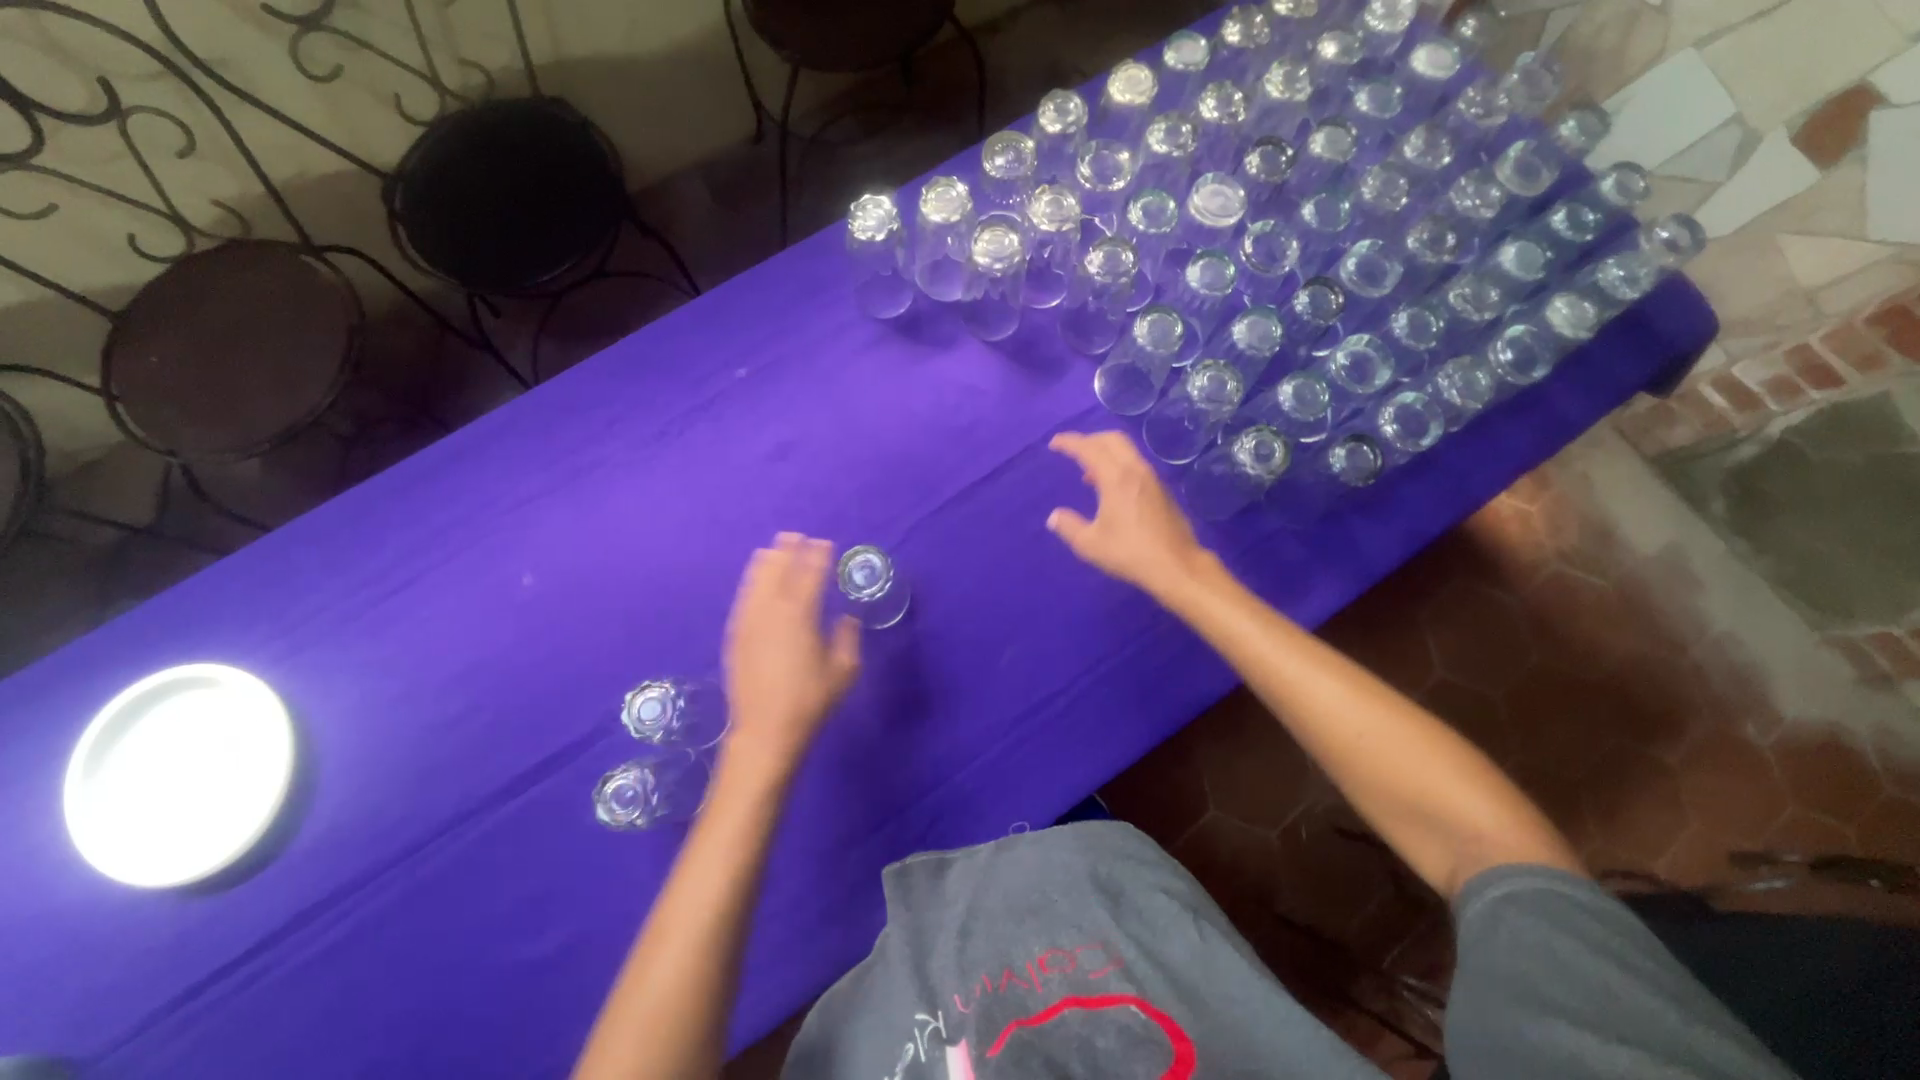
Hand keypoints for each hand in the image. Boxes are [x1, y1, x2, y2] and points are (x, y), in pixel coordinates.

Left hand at [721, 533, 860, 778]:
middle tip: (796, 536)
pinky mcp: (736, 636)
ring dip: (766, 563)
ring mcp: (749, 622)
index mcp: (800, 615)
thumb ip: (846, 639)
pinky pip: (743, 600)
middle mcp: (771, 611)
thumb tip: (845, 619)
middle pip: (778, 571)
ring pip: (756, 582)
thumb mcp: (843, 671)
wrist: (766, 730)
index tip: (824, 543)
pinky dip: (751, 584)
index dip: (818, 556)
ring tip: (773, 549)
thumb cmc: (811, 701)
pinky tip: (755, 582)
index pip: (810, 575)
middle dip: (789, 552)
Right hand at [1046, 431, 1210, 597]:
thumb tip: (1054, 517)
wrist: (1176, 565)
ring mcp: (1152, 479)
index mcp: (1116, 478)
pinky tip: (1111, 489)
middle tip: (1073, 451)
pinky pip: (1136, 465)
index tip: (1054, 443)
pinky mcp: (1162, 490)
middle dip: (1089, 439)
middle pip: (1112, 439)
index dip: (1069, 442)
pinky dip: (1119, 465)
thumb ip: (1068, 526)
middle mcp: (1136, 470)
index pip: (1089, 449)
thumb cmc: (1130, 553)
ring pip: (1127, 451)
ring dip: (1105, 453)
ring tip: (1088, 473)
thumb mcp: (1090, 544)